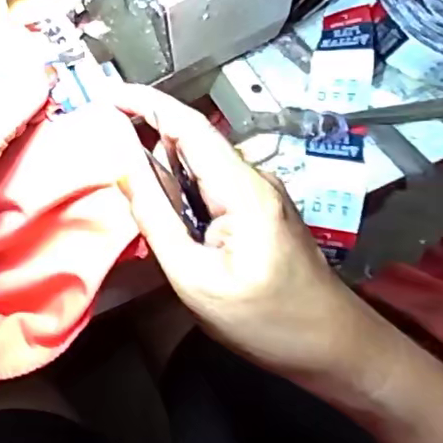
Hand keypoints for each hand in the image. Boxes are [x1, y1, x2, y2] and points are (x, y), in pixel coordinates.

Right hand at [106, 84, 408, 404]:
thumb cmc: (269, 322)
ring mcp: (258, 193)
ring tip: (138, 199)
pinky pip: (209, 186)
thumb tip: (123, 171)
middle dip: (145, 139)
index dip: (145, 103)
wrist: (337, 349)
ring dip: (162, 173)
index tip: (107, 94)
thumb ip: (156, 219)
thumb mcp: (195, 278)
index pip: (188, 126)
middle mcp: (253, 179)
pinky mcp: (258, 209)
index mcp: (242, 189)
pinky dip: (180, 192)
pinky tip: (169, 219)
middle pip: (190, 142)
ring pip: (197, 166)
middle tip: (106, 154)